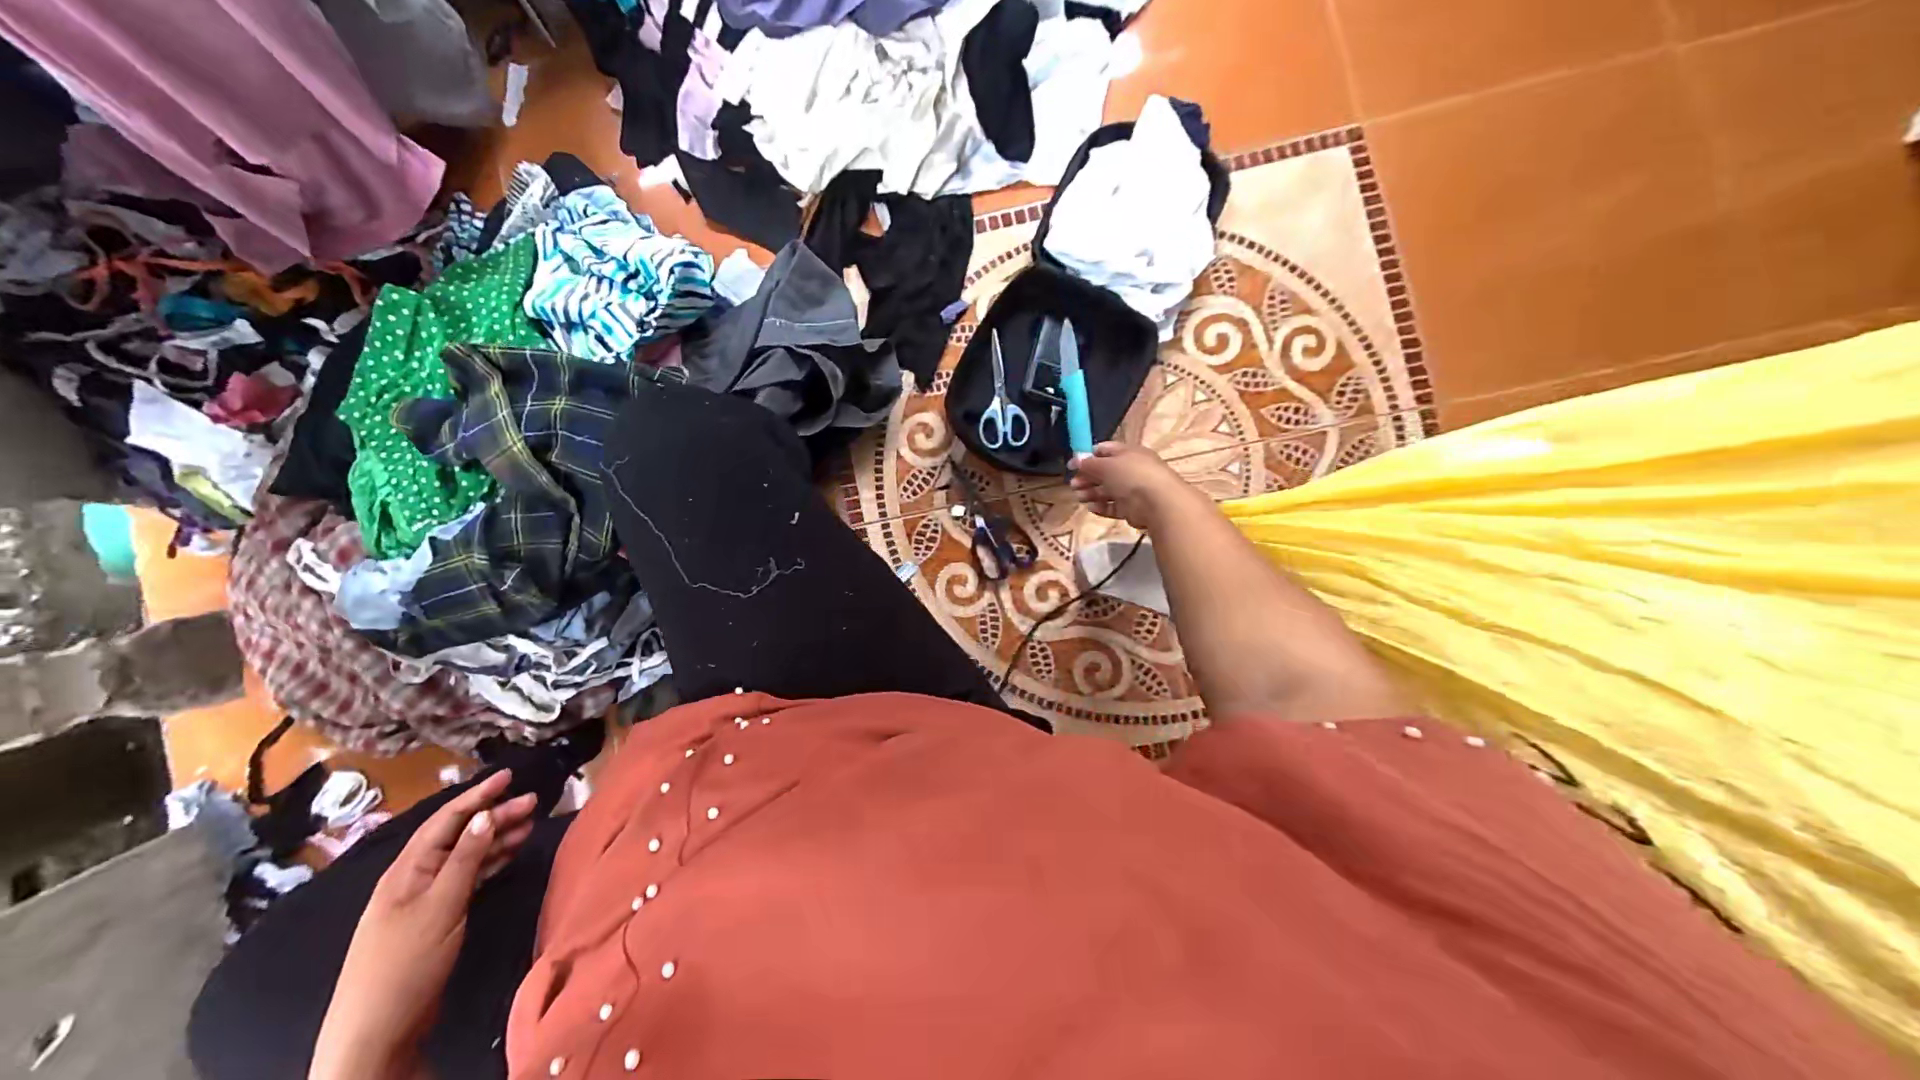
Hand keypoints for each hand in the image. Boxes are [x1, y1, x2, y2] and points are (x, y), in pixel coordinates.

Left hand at [309, 771, 539, 1079]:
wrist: (376, 1033)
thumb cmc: (405, 964)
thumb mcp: (440, 906)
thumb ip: (464, 859)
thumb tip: (485, 814)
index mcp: (406, 870)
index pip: (445, 820)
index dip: (478, 795)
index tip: (511, 775)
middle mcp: (413, 878)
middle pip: (457, 835)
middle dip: (494, 814)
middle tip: (534, 801)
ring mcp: (423, 899)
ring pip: (464, 855)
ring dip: (495, 837)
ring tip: (530, 824)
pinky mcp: (435, 919)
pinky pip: (467, 877)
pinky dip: (489, 862)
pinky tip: (510, 854)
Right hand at [1068, 442, 1204, 528]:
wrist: (1158, 503)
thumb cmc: (1131, 476)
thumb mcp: (1105, 465)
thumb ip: (1088, 463)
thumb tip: (1075, 460)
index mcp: (1128, 453)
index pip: (1105, 450)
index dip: (1087, 456)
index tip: (1072, 465)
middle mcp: (1131, 469)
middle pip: (1104, 472)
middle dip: (1087, 477)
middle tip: (1073, 485)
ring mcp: (1133, 490)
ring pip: (1107, 490)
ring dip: (1091, 492)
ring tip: (1079, 497)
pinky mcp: (1133, 508)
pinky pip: (1113, 506)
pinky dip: (1102, 507)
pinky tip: (1091, 507)